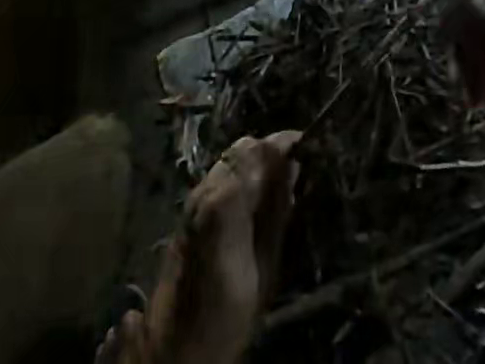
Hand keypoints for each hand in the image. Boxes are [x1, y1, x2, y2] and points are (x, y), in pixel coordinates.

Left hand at [98, 131, 300, 363]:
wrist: (174, 347)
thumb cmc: (226, 314)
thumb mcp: (264, 267)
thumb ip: (276, 212)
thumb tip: (292, 168)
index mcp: (225, 204)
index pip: (257, 151)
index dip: (284, 142)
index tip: (310, 143)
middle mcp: (205, 192)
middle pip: (242, 148)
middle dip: (271, 150)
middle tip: (299, 166)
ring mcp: (193, 199)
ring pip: (230, 159)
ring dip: (256, 162)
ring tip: (283, 180)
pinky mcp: (189, 211)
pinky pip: (221, 175)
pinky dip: (242, 175)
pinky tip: (258, 198)